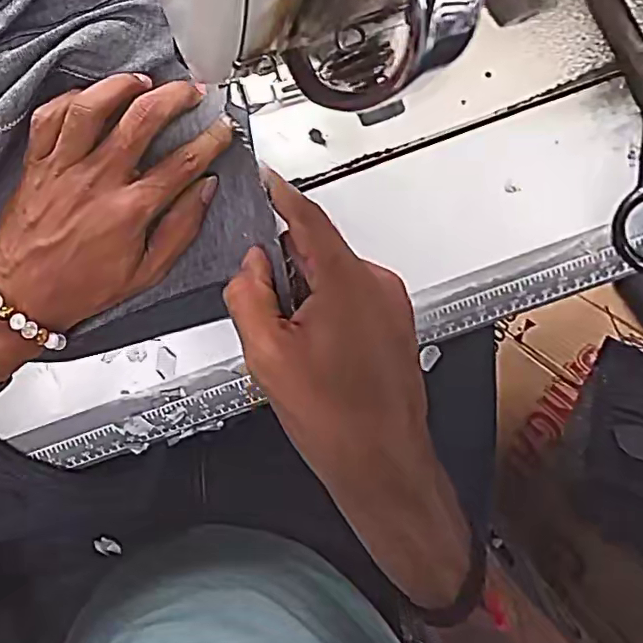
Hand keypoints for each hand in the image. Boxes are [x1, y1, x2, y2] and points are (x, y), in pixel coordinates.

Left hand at [0, 73, 233, 379]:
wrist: (23, 295)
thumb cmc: (81, 286)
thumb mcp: (146, 273)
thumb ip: (181, 228)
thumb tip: (205, 190)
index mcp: (129, 210)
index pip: (183, 161)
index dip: (211, 139)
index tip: (221, 128)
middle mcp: (97, 181)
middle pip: (142, 119)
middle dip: (174, 96)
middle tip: (190, 91)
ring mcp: (63, 168)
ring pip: (91, 108)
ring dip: (120, 86)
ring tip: (142, 81)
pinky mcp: (37, 164)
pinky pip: (49, 118)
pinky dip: (69, 99)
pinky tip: (89, 97)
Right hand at [225, 171, 472, 603]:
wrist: (383, 465)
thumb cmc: (338, 421)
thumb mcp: (266, 354)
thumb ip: (248, 295)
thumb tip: (249, 265)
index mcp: (345, 283)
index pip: (307, 218)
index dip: (280, 193)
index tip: (266, 177)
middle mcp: (375, 284)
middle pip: (314, 249)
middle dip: (282, 267)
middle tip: (264, 309)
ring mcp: (389, 303)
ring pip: (329, 273)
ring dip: (302, 292)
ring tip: (294, 343)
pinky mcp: (394, 320)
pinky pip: (347, 293)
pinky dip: (322, 305)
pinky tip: (313, 349)